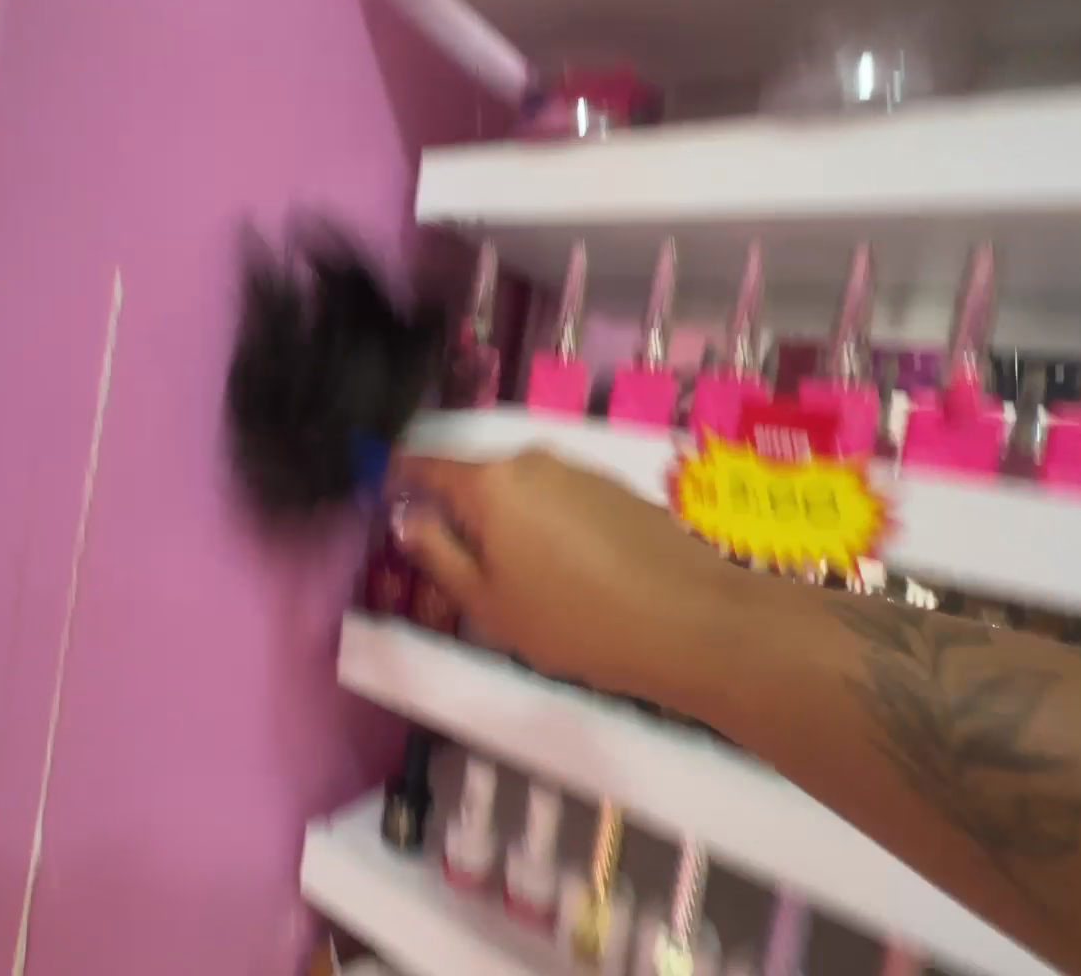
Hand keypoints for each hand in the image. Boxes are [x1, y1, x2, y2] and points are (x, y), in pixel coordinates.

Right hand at [390, 449, 763, 706]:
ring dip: (504, 519)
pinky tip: (567, 567)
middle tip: (463, 565)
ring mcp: (576, 468)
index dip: (398, 478)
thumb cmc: (573, 620)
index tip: (386, 498)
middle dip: (458, 511)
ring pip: (517, 488)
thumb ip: (436, 552)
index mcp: (489, 483)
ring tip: (520, 575)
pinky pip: (556, 495)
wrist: (694, 621)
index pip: (424, 464)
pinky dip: (544, 521)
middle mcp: (529, 460)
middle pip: (474, 478)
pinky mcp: (612, 484)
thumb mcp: (487, 601)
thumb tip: (407, 516)